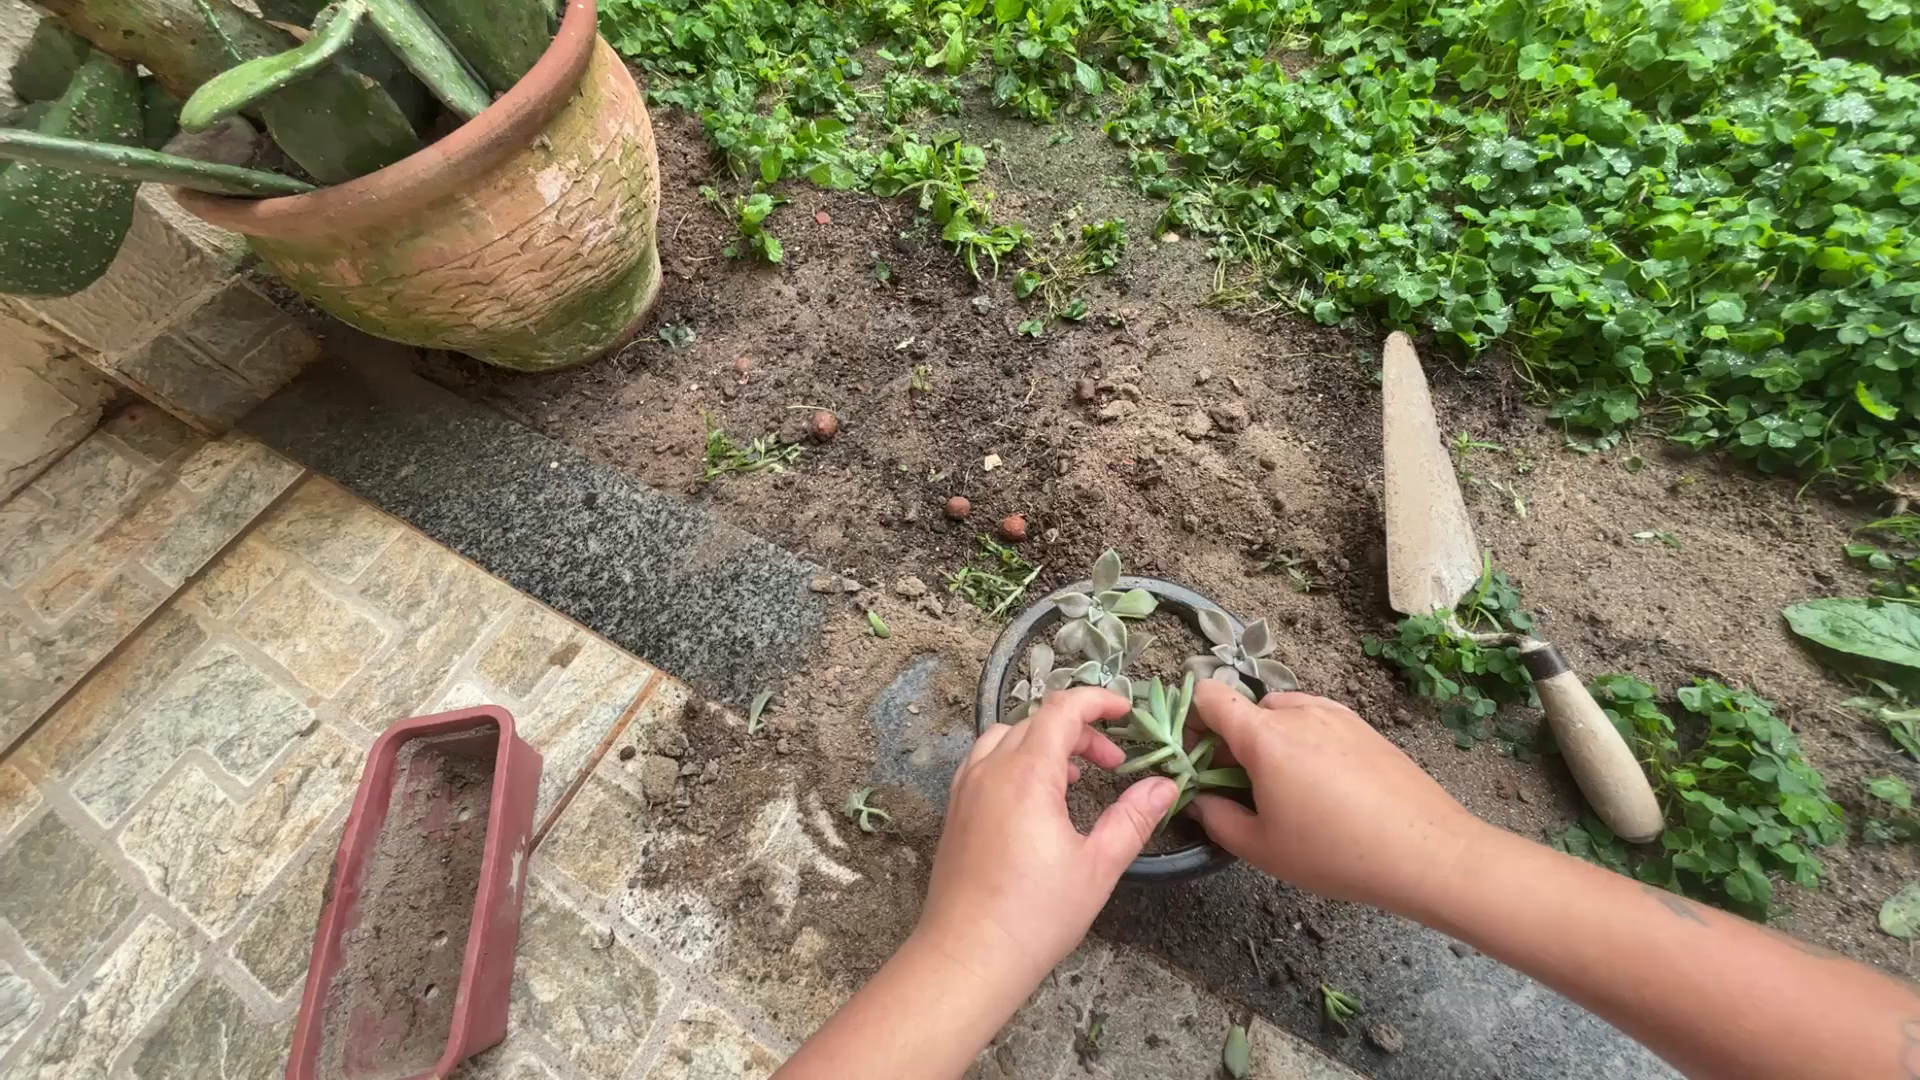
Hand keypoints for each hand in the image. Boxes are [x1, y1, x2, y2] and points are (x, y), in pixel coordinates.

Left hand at [915, 687, 1178, 990]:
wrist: (966, 956)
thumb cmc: (1035, 916)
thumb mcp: (1097, 867)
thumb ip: (1133, 818)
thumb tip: (1165, 785)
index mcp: (1026, 773)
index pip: (1063, 709)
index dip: (1098, 701)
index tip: (1127, 711)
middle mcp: (991, 767)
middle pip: (1038, 720)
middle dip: (1081, 731)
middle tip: (1113, 763)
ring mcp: (967, 784)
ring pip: (1008, 734)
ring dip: (1046, 741)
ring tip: (1074, 777)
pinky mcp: (955, 804)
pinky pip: (986, 757)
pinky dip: (1016, 757)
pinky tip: (1034, 795)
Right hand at [1186, 681, 1485, 915]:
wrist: (1432, 855)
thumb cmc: (1337, 852)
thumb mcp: (1262, 848)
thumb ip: (1216, 819)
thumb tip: (1200, 801)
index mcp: (1264, 735)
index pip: (1209, 695)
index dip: (1192, 719)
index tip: (1198, 756)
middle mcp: (1296, 712)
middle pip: (1244, 709)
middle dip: (1234, 741)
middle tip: (1245, 786)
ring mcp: (1334, 714)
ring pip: (1281, 712)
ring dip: (1270, 738)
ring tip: (1288, 785)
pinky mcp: (1363, 726)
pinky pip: (1316, 721)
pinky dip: (1304, 740)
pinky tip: (1325, 784)